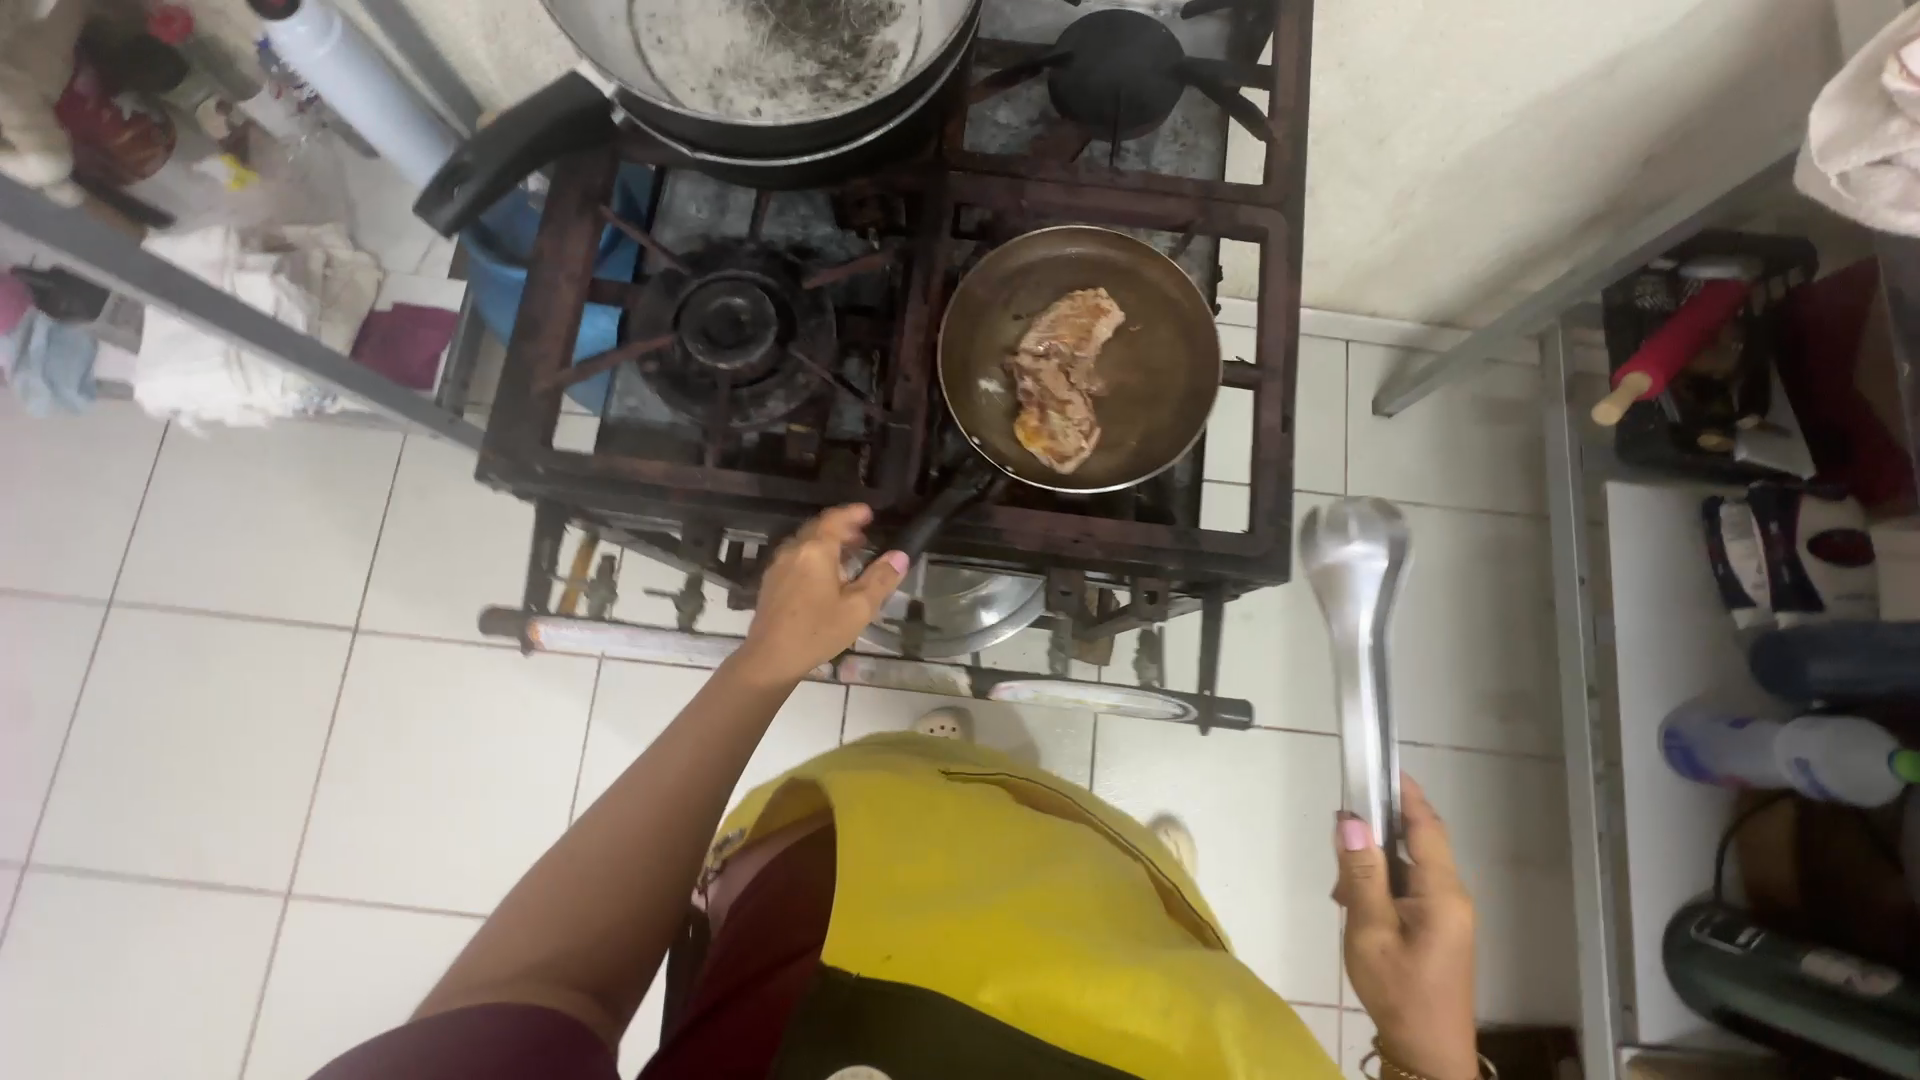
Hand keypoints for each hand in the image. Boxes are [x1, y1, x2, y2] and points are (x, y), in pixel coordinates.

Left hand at [736, 504, 907, 684]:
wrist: (771, 658)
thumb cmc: (817, 631)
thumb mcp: (858, 608)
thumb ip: (881, 579)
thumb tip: (900, 556)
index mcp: (815, 551)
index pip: (835, 520)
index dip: (853, 513)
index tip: (869, 512)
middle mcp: (794, 551)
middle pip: (819, 528)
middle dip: (842, 527)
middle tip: (864, 534)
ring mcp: (779, 566)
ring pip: (806, 543)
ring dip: (828, 542)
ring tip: (849, 553)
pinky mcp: (772, 582)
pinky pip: (797, 557)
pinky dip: (815, 555)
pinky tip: (826, 575)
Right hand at [1335, 775, 1478, 1079]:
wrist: (1426, 1051)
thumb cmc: (1398, 990)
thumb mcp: (1370, 930)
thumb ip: (1361, 873)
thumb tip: (1351, 818)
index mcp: (1443, 894)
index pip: (1427, 827)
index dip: (1406, 793)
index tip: (1380, 766)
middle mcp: (1451, 897)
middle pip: (1417, 844)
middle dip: (1376, 834)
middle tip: (1339, 842)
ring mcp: (1446, 915)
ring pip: (1408, 868)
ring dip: (1373, 866)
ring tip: (1341, 889)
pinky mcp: (1437, 929)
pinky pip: (1407, 889)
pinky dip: (1379, 886)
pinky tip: (1355, 905)